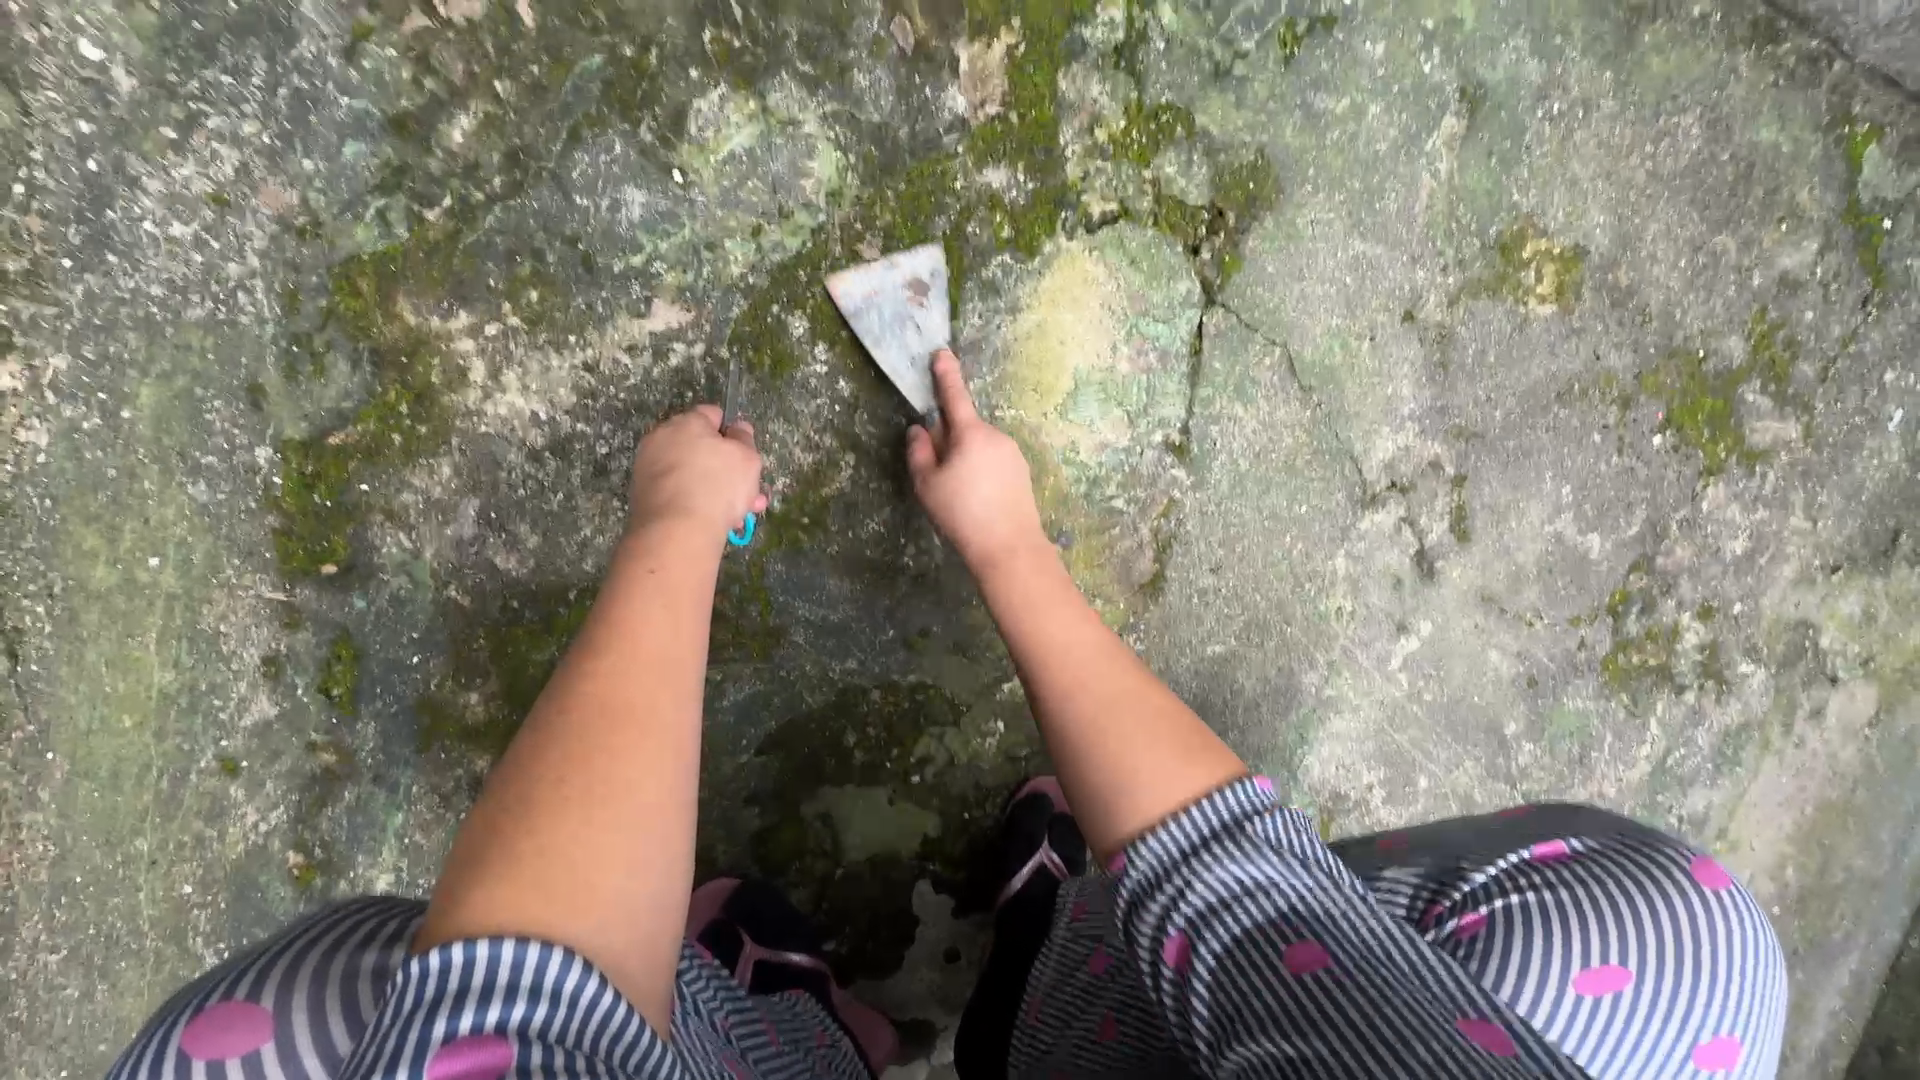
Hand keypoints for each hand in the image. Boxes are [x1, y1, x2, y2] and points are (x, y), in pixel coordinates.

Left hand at [627, 406, 768, 543]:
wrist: (676, 530)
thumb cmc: (717, 485)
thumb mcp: (747, 458)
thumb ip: (744, 439)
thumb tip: (737, 428)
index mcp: (686, 422)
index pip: (712, 414)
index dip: (732, 433)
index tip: (746, 454)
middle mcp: (662, 439)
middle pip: (701, 448)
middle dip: (727, 469)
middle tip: (748, 491)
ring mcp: (649, 468)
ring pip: (692, 474)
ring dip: (716, 490)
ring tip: (739, 515)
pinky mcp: (643, 496)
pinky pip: (679, 493)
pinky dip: (696, 503)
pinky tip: (717, 522)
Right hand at [906, 350, 1049, 575]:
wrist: (1009, 547)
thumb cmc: (962, 514)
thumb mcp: (927, 484)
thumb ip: (919, 452)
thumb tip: (920, 430)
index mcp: (971, 433)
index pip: (954, 397)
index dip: (945, 374)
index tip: (942, 353)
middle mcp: (996, 436)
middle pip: (964, 429)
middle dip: (948, 442)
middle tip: (936, 476)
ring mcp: (1013, 454)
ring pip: (979, 449)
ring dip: (965, 460)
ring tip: (958, 497)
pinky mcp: (1022, 473)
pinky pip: (994, 464)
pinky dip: (981, 474)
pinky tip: (977, 503)